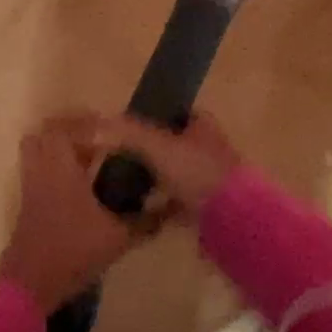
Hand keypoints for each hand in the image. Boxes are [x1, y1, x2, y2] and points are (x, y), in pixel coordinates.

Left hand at [0, 123, 167, 311]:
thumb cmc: (72, 253)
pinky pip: (37, 173)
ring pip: (36, 154)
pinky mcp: (26, 206)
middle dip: (68, 132)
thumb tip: (171, 209)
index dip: (83, 122)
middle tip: (96, 140)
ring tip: (89, 161)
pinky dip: (55, 171)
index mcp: (60, 169)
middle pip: (43, 135)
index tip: (107, 127)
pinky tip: (80, 188)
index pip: (62, 129)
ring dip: (60, 151)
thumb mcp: (117, 239)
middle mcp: (41, 172)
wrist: (30, 286)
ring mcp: (30, 189)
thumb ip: (145, 222)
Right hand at [64, 112, 242, 219]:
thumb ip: (129, 133)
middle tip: (119, 156)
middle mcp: (210, 149)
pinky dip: (162, 207)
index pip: (178, 112)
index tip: (128, 125)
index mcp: (204, 126)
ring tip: (124, 184)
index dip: (155, 115)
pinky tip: (140, 212)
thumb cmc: (197, 173)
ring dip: (156, 179)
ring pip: (176, 175)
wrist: (231, 219)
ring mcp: (210, 180)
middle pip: (176, 144)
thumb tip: (99, 124)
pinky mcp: (207, 209)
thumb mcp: (158, 147)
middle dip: (152, 150)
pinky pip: (178, 204)